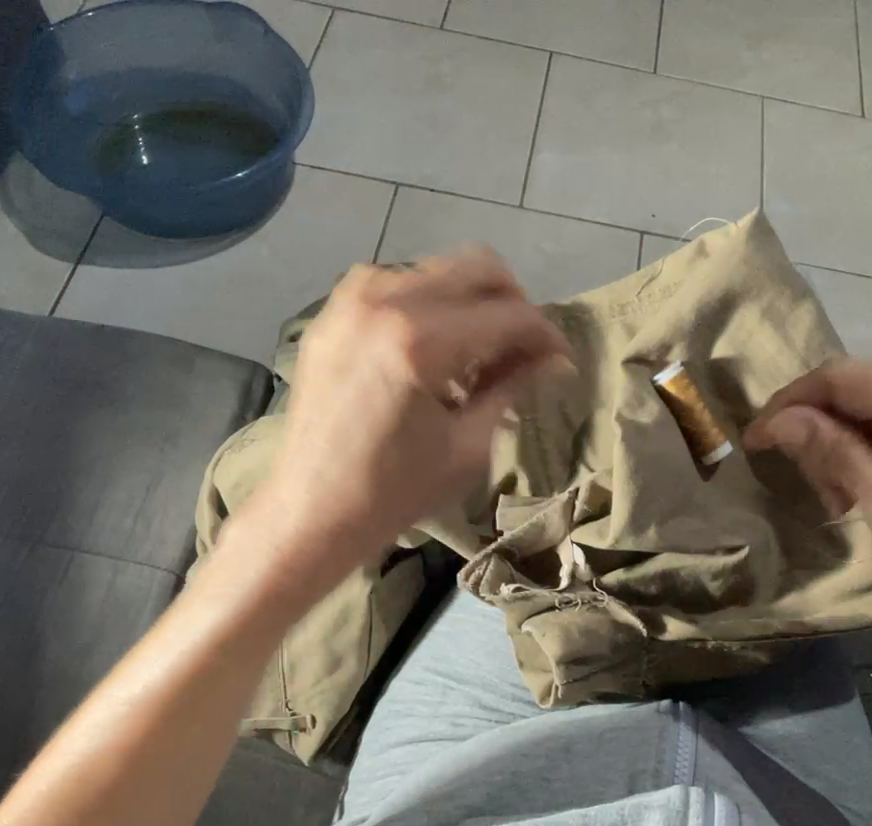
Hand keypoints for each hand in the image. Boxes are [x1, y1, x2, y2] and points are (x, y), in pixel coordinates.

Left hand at [247, 249, 569, 585]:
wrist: (310, 512)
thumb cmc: (393, 494)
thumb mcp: (467, 447)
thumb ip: (512, 388)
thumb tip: (553, 360)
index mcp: (422, 342)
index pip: (508, 315)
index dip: (545, 336)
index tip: (561, 360)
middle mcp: (385, 302)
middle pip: (477, 267)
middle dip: (512, 304)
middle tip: (524, 348)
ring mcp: (351, 301)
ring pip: (437, 270)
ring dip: (469, 302)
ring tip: (476, 354)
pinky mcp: (332, 313)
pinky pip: (394, 283)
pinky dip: (426, 305)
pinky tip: (431, 348)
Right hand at [745, 360, 871, 651]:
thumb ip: (835, 453)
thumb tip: (779, 420)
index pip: (843, 378)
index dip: (791, 403)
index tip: (755, 440)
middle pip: (860, 390)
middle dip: (819, 430)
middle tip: (808, 485)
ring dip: (843, 447)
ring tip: (838, 499)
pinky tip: (865, 492)